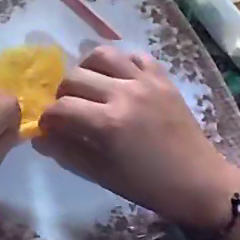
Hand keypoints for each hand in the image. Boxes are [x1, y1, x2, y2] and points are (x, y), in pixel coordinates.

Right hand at [35, 46, 239, 229]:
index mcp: (108, 123)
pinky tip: (118, 80)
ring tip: (89, 87)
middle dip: (63, 95)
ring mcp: (146, 81)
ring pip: (102, 55)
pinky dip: (120, 63)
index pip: (61, 107)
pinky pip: (134, 55)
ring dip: (87, 69)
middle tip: (68, 111)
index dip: (47, 118)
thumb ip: (67, 151)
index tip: (48, 128)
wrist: (198, 181)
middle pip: (75, 77)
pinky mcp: (163, 78)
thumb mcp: (101, 174)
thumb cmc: (147, 185)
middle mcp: (124, 94)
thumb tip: (40, 137)